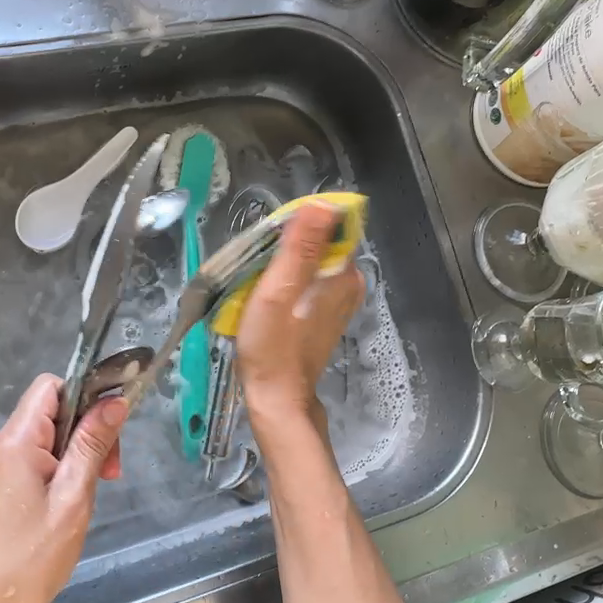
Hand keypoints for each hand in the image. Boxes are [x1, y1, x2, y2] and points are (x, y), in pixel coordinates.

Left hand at [0, 374, 125, 602]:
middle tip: (109, 475)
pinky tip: (66, 502)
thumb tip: (114, 401)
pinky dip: (54, 470)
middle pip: (50, 411)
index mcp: (13, 442)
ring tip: (89, 494)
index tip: (111, 429)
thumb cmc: (34, 558)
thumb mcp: (74, 498)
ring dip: (73, 455)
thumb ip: (93, 444)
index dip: (85, 396)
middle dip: (85, 433)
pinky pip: (29, 458)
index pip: (51, 386)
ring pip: (42, 436)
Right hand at [235, 204, 363, 442]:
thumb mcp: (279, 289)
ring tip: (255, 284)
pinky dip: (285, 286)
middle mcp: (348, 284)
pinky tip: (265, 299)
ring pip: (308, 265)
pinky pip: (305, 285)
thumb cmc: (272, 345)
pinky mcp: (323, 317)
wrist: (276, 399)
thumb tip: (324, 204)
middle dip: (284, 250)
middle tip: (255, 270)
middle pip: (315, 245)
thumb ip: (301, 246)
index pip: (326, 226)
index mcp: (343, 273)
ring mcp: (338, 302)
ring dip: (281, 268)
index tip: (267, 247)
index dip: (294, 228)